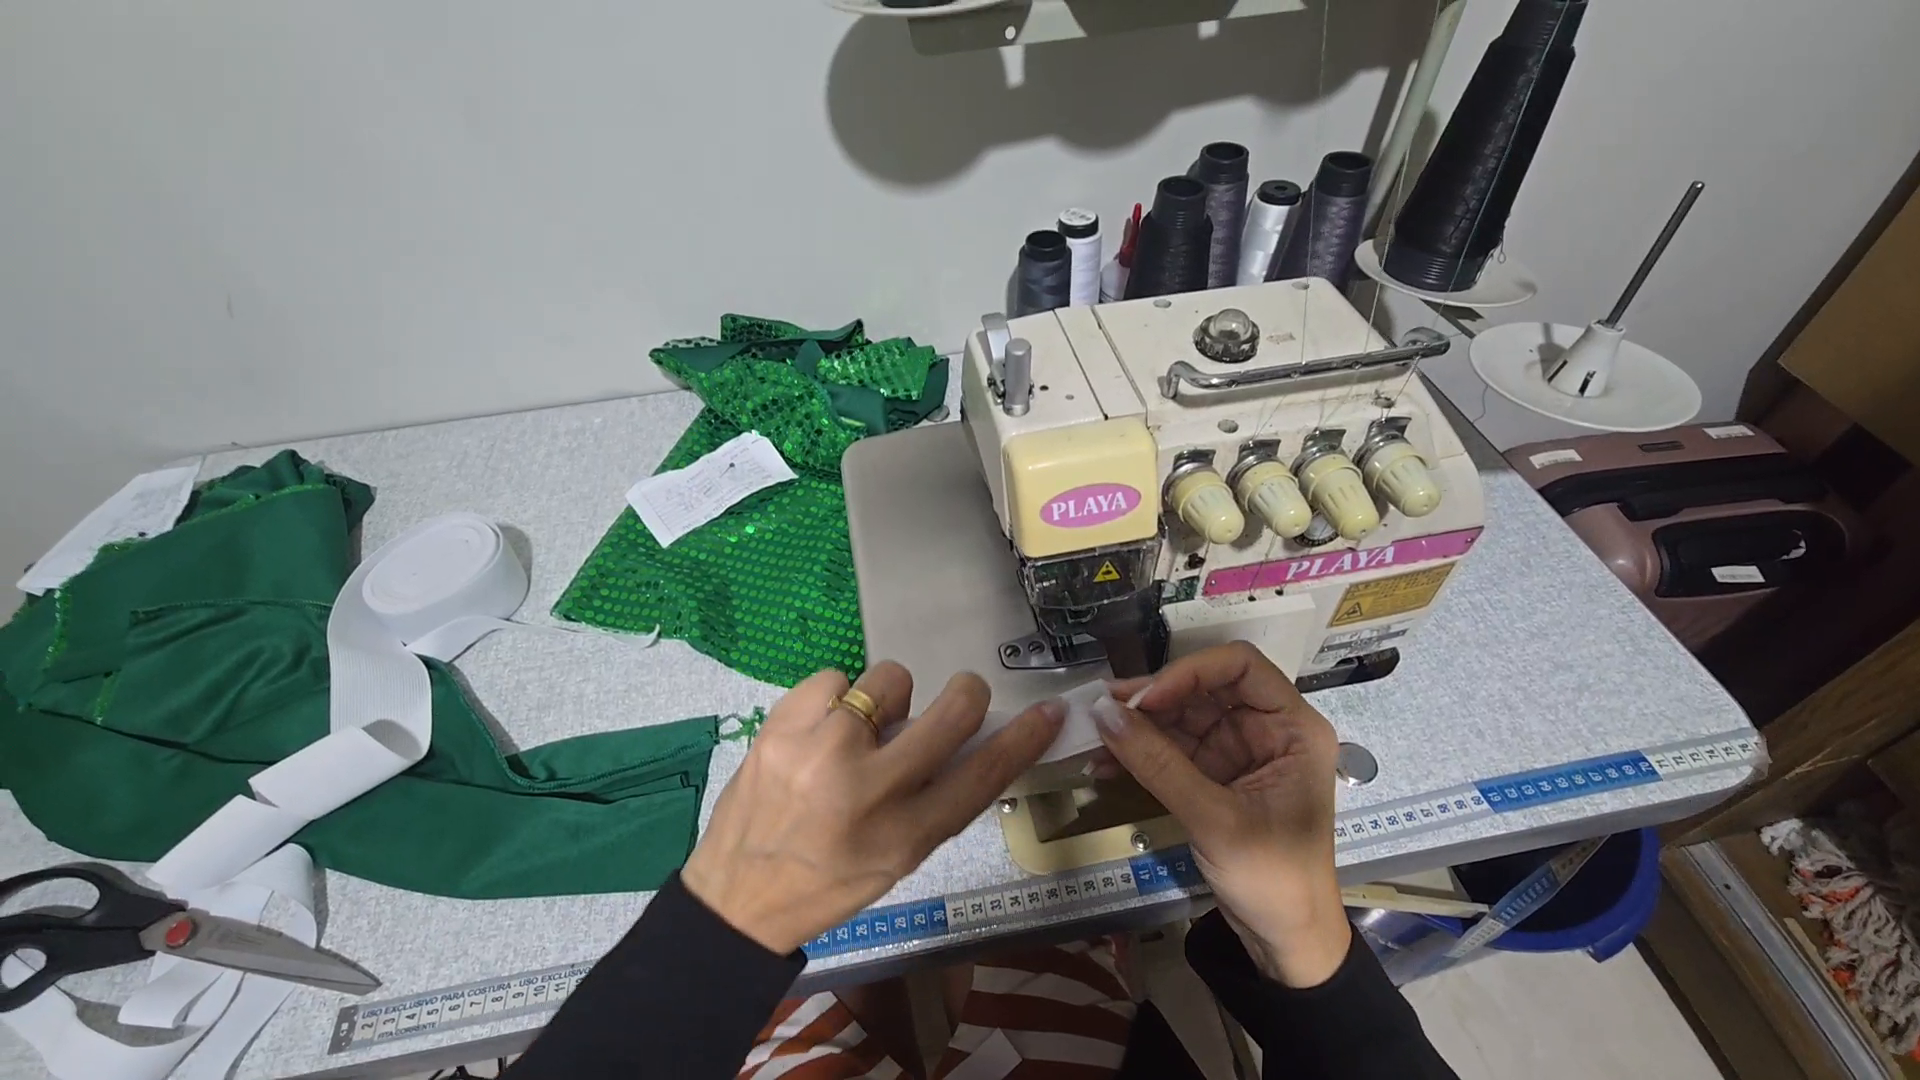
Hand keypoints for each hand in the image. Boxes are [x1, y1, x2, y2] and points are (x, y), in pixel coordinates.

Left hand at [680, 661, 1064, 953]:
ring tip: (855, 731)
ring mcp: (821, 752)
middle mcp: (870, 791)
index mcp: (906, 836)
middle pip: (951, 712)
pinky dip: (833, 697)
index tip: (1047, 710)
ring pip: (889, 678)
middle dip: (964, 691)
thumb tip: (963, 730)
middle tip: (954, 694)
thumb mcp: (896, 858)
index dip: (1023, 738)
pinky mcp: (779, 725)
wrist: (735, 899)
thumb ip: (934, 798)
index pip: (983, 775)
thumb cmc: (828, 880)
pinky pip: (834, 676)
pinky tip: (817, 729)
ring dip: (884, 699)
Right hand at [1096, 642, 1350, 987]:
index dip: (1189, 672)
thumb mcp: (1216, 819)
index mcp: (1291, 727)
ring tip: (1091, 732)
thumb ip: (1158, 764)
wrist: (1285, 944)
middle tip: (1101, 710)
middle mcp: (1264, 729)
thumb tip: (1102, 713)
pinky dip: (1138, 753)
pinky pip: (1169, 749)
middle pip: (1202, 688)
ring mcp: (1236, 751)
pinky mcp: (1212, 775)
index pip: (1239, 666)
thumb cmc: (1273, 878)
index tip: (1145, 700)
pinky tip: (1104, 762)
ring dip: (1136, 725)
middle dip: (1152, 698)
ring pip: (1179, 716)